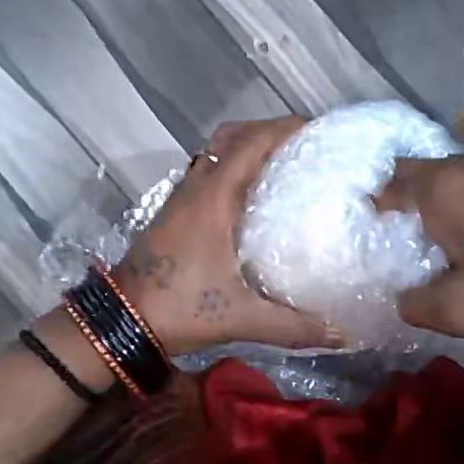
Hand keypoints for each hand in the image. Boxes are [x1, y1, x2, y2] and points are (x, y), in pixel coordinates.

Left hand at [111, 118, 342, 355]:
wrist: (122, 321)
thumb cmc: (180, 309)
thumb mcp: (242, 319)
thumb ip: (293, 327)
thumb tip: (340, 334)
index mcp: (213, 200)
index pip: (251, 142)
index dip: (286, 128)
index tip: (320, 132)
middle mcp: (196, 189)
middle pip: (233, 137)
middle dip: (270, 132)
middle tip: (306, 149)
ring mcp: (181, 200)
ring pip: (217, 154)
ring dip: (249, 150)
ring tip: (286, 168)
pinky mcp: (174, 215)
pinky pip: (208, 175)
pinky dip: (233, 172)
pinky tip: (254, 202)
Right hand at [374, 115, 463, 338]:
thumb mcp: (456, 310)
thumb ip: (414, 304)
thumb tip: (400, 298)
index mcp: (437, 192)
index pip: (388, 189)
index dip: (374, 209)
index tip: (368, 232)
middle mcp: (462, 165)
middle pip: (414, 169)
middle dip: (397, 191)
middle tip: (392, 223)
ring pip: (449, 156)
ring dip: (430, 174)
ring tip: (421, 194)